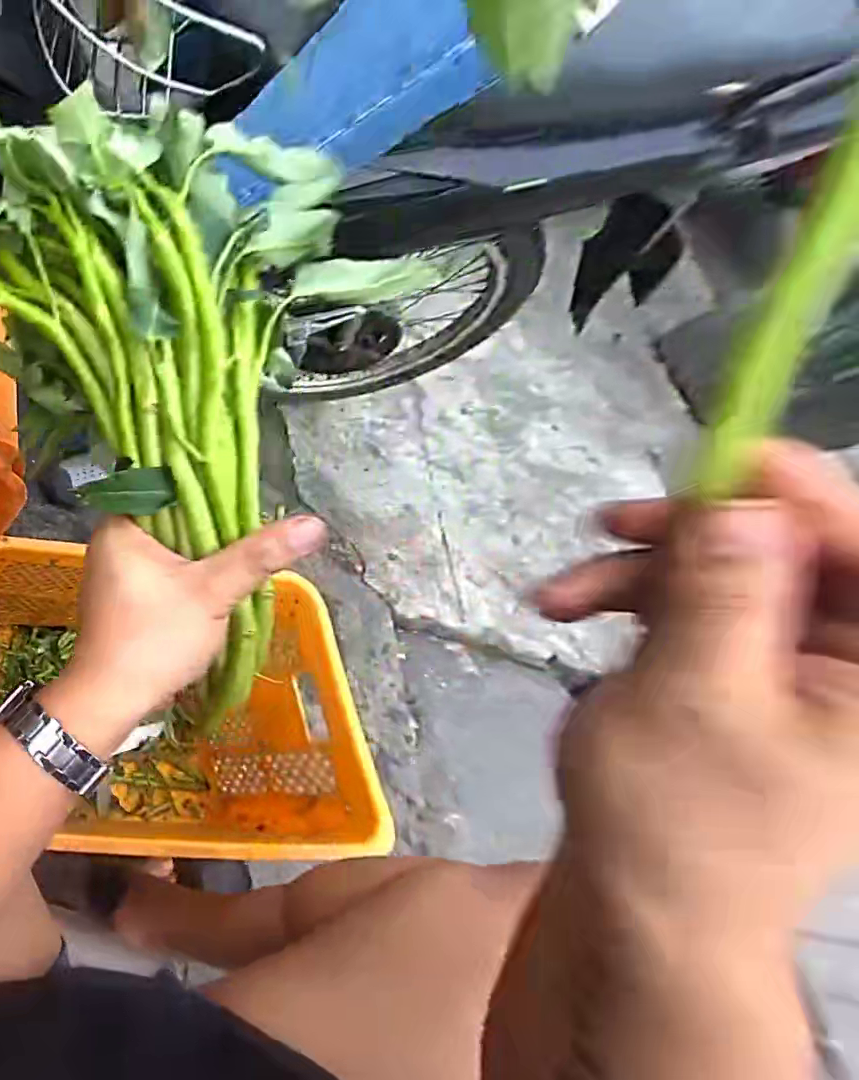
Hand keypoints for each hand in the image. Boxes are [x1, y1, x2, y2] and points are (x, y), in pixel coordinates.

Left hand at [40, 514, 326, 752]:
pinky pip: (161, 569)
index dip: (208, 487)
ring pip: (168, 547)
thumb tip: (314, 523)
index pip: (166, 487)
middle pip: (170, 518)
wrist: (110, 695)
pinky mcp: (122, 594)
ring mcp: (114, 569)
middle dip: (211, 524)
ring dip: (202, 552)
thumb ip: (257, 555)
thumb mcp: (211, 592)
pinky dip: (187, 572)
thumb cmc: (154, 637)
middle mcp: (110, 541)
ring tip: (245, 548)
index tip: (247, 492)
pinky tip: (216, 578)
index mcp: (119, 527)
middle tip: (255, 523)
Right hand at [540, 479, 858, 937]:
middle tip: (598, 529)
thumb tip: (740, 503)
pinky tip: (575, 617)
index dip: (801, 493)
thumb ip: (724, 595)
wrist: (647, 888)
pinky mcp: (748, 675)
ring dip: (637, 576)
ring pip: (731, 578)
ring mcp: (809, 669)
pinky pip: (702, 610)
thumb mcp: (691, 692)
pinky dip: (634, 605)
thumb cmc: (677, 803)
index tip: (715, 455)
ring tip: (552, 601)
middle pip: (795, 555)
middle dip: (687, 538)